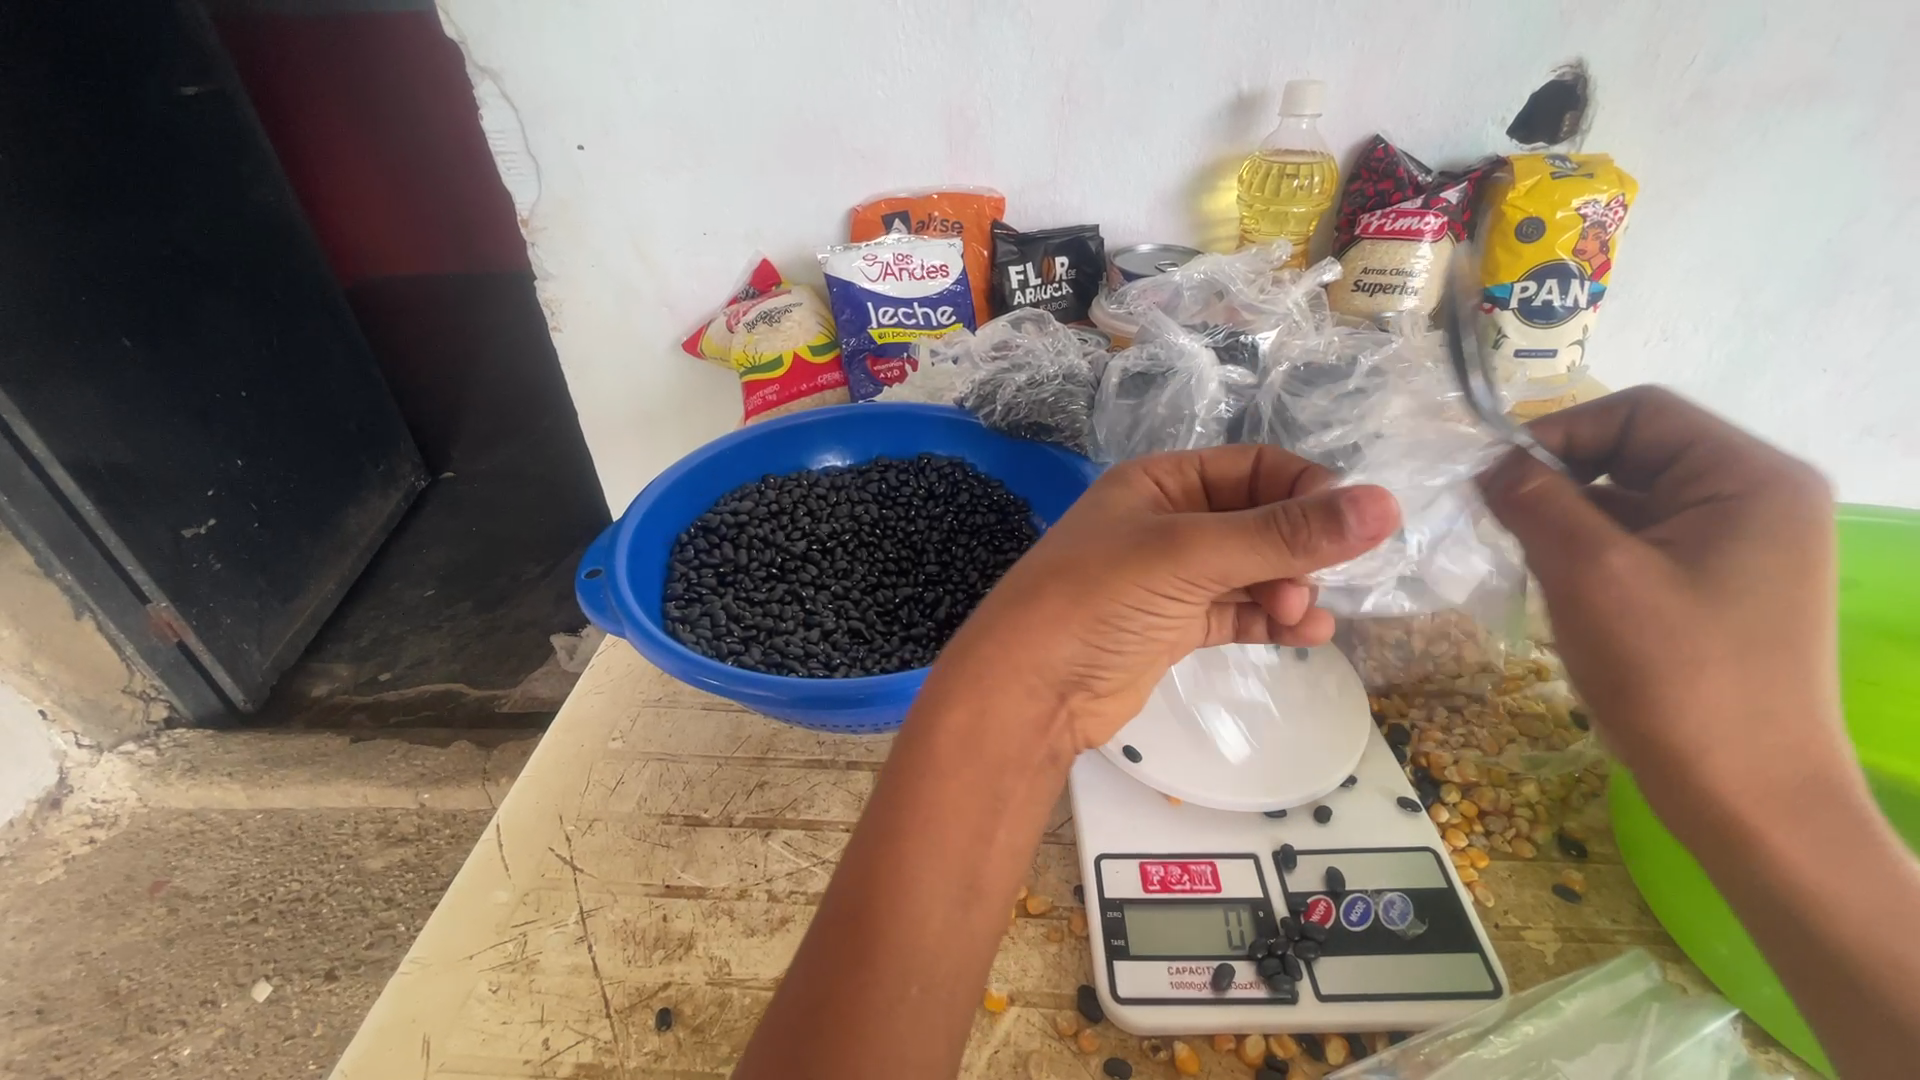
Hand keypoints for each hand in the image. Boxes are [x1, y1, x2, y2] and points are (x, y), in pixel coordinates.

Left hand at [927, 443, 1399, 753]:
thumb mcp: (1189, 555)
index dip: (1306, 490)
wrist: (1030, 689)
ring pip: (1250, 571)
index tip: (1352, 526)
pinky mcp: (1171, 627)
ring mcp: (1168, 579)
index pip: (1253, 467)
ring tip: (1301, 615)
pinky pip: (1236, 613)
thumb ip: (1283, 535)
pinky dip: (1270, 620)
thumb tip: (1385, 505)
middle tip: (1309, 583)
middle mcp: (1166, 524)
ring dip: (1287, 588)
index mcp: (1159, 483)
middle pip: (1257, 520)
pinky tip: (1304, 635)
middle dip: (1294, 549)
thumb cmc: (1098, 599)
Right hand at [1479, 386, 1842, 828]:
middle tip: (1503, 528)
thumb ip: (1534, 500)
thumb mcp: (1588, 573)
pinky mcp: (1718, 586)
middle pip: (1632, 454)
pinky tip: (1563, 593)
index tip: (1492, 482)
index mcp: (1749, 479)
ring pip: (1627, 501)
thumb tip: (1491, 464)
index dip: (1557, 434)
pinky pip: (1638, 543)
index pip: (1637, 412)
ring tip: (1532, 567)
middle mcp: (1756, 499)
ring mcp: (1741, 546)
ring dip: (1567, 523)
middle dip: (1558, 484)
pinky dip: (1588, 554)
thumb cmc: (1673, 674)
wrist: (1745, 794)